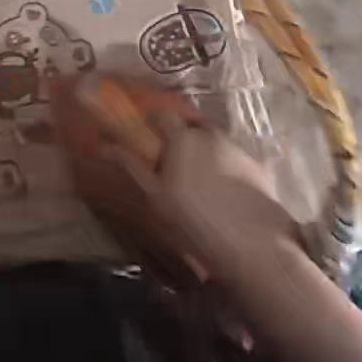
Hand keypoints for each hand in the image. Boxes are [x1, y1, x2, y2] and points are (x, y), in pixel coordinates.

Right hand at [109, 113, 302, 282]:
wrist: (254, 246)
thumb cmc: (194, 220)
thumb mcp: (155, 197)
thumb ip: (131, 166)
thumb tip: (103, 145)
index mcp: (182, 137)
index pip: (163, 115)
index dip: (153, 122)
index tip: (147, 136)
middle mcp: (209, 133)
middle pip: (190, 125)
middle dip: (180, 135)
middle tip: (173, 161)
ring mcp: (236, 148)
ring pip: (213, 140)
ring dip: (204, 150)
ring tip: (200, 180)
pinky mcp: (257, 166)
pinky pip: (233, 157)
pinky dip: (225, 166)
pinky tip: (224, 192)